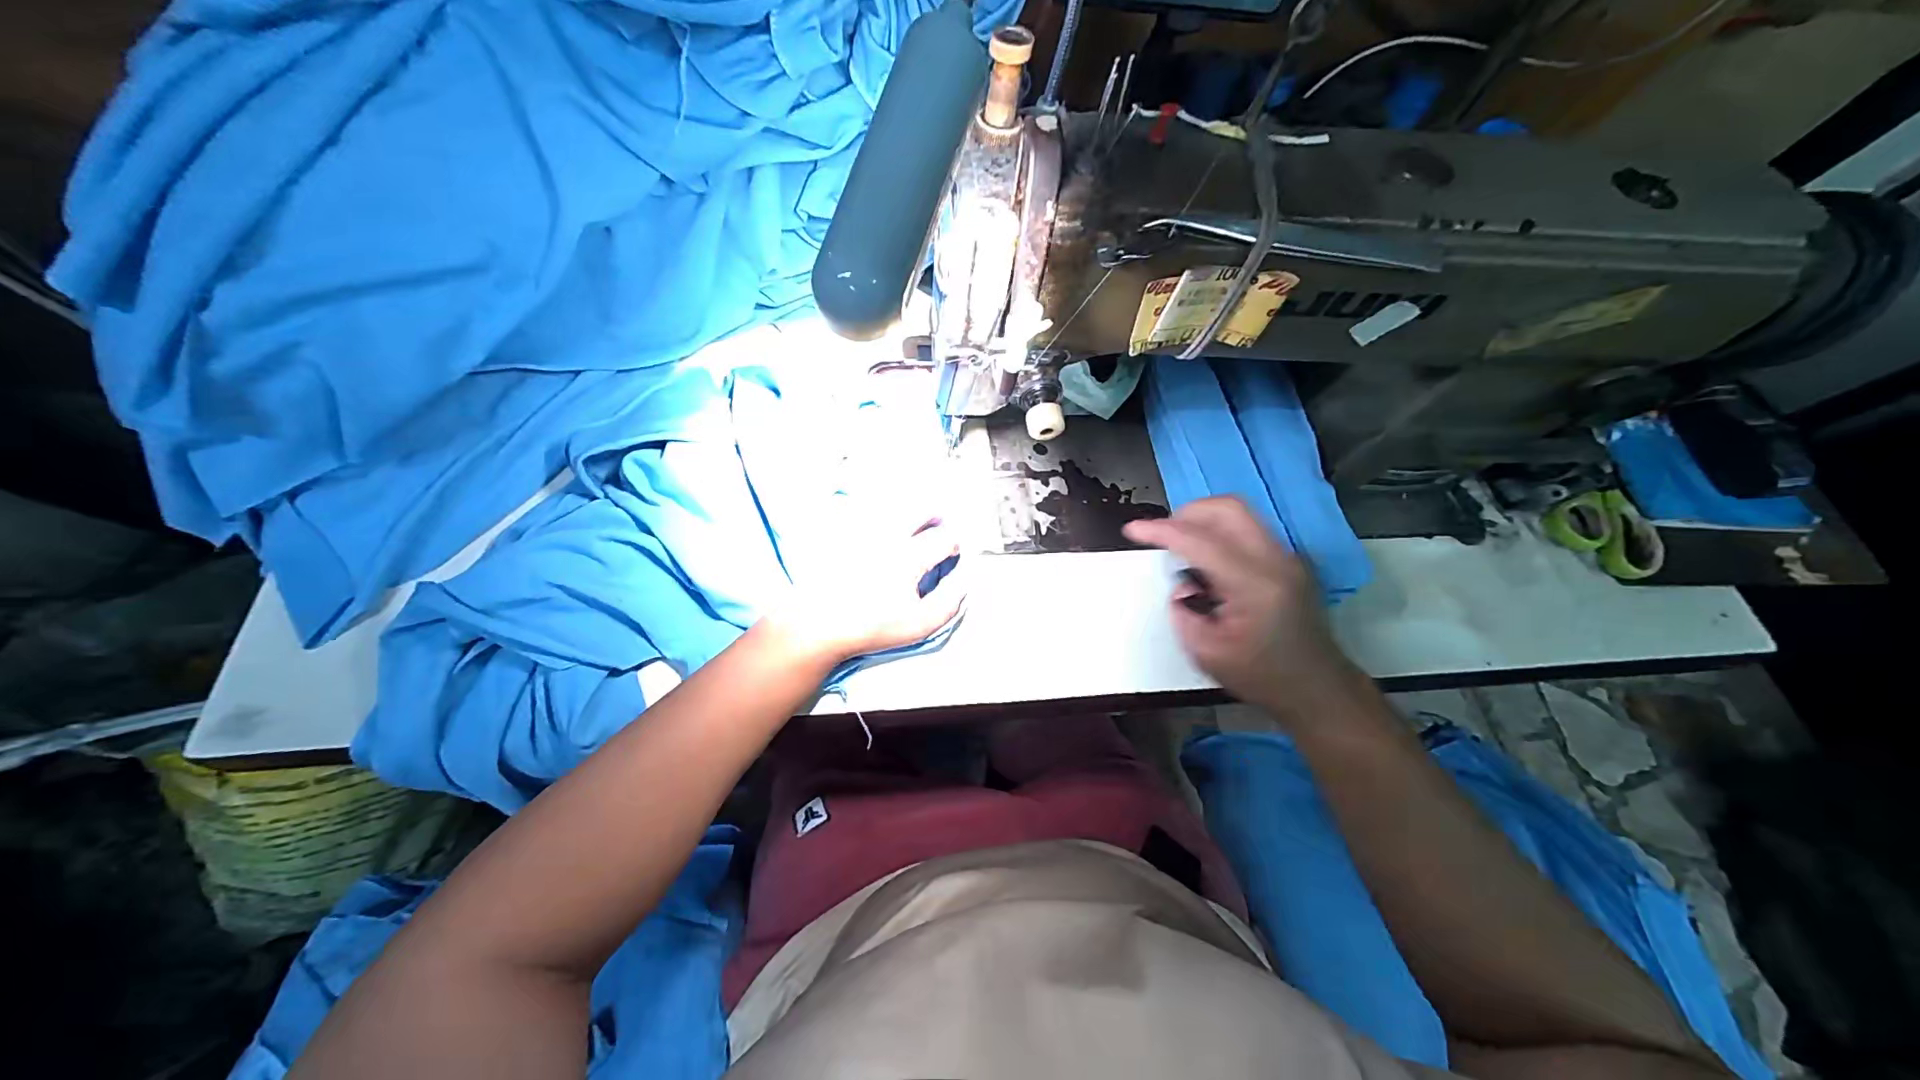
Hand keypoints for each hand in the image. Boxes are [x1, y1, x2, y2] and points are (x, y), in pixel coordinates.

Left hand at [764, 519, 968, 664]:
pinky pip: (854, 507)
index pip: (945, 537)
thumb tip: (963, 582)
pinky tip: (883, 532)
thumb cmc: (871, 627)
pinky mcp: (837, 532)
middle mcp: (887, 535)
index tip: (952, 554)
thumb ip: (949, 602)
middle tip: (936, 526)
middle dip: (934, 515)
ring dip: (905, 510)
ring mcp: (861, 530)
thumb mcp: (920, 624)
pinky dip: (868, 511)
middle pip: (920, 507)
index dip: (954, 545)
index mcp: (910, 556)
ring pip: (890, 504)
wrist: (817, 625)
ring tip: (907, 526)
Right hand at [1123, 497, 1363, 717]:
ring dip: (1203, 520)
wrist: (1318, 689)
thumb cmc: (1263, 677)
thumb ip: (1183, 612)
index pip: (1202, 541)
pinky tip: (1206, 560)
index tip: (1133, 530)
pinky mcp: (1288, 561)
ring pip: (1240, 513)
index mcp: (1255, 585)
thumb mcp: (1207, 653)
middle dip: (1186, 514)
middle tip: (1162, 535)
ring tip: (1181, 546)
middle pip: (1228, 508)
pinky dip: (1220, 532)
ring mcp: (1287, 557)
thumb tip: (1181, 585)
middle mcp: (1276, 561)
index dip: (1162, 531)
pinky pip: (1248, 528)